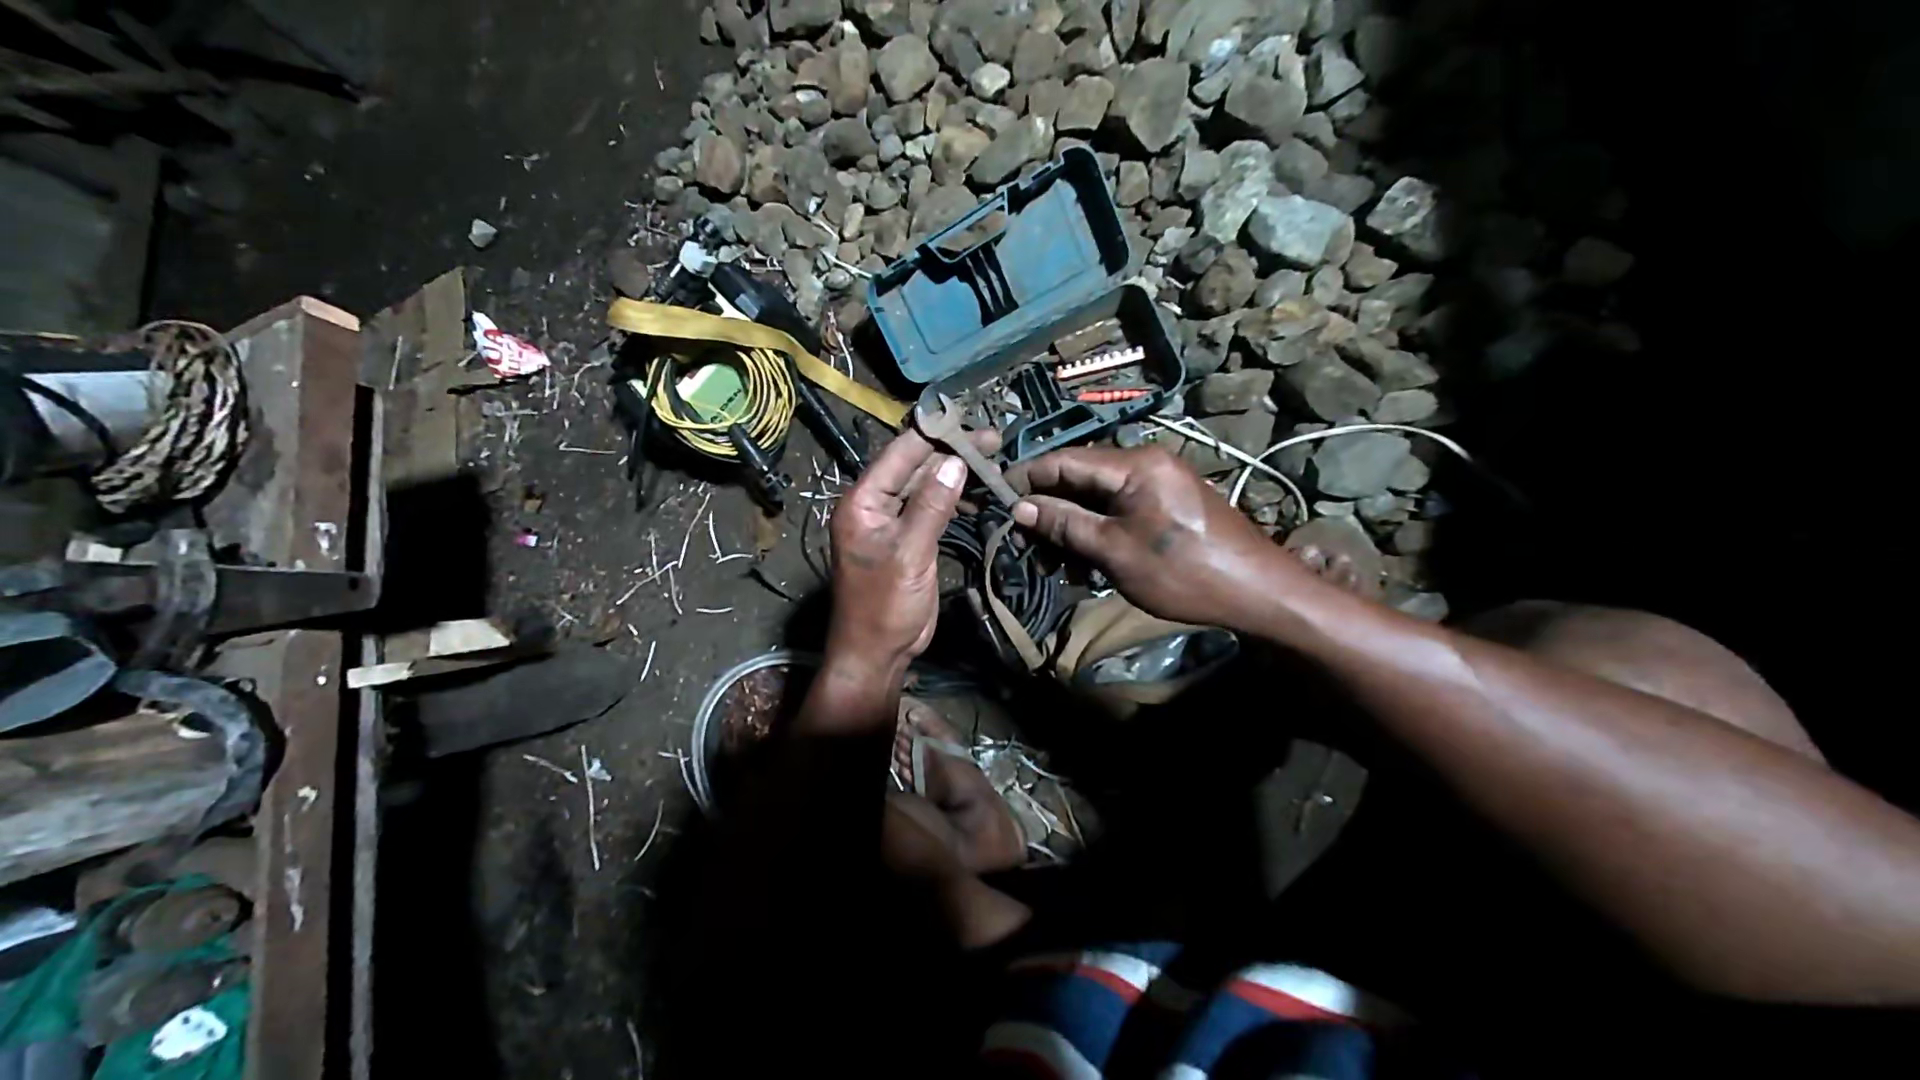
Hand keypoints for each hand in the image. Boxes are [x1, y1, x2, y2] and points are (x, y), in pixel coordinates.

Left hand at [825, 429, 969, 674]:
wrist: (877, 653)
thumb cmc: (884, 606)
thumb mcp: (909, 553)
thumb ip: (931, 507)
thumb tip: (954, 462)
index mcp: (863, 502)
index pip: (899, 455)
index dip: (933, 435)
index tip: (967, 418)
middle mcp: (875, 505)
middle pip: (915, 467)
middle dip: (950, 452)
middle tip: (992, 439)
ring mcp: (892, 523)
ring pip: (926, 487)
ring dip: (955, 474)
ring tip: (992, 460)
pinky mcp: (909, 540)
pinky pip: (932, 509)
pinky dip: (953, 499)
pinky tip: (978, 492)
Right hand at [1009, 446, 1303, 628]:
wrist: (1257, 592)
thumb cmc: (1182, 572)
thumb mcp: (1114, 550)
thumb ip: (1065, 524)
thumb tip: (1020, 508)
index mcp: (1135, 464)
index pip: (1064, 460)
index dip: (1027, 478)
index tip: (997, 501)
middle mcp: (1147, 463)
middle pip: (1080, 478)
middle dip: (1049, 510)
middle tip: (1025, 544)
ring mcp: (1160, 482)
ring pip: (1099, 498)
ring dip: (1073, 527)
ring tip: (1057, 564)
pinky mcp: (1169, 503)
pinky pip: (1121, 509)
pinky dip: (1100, 531)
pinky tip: (1087, 563)